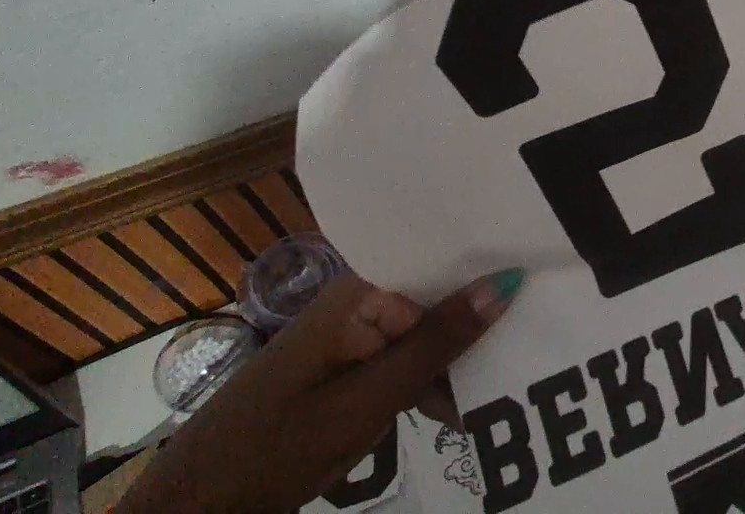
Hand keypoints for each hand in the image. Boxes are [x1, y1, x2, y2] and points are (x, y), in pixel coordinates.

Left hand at [117, 268, 522, 513]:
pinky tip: (474, 404)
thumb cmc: (276, 447)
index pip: (444, 255)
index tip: (551, 264)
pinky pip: (414, 358)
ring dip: (467, 355)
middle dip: (489, 313)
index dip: (495, 258)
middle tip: (552, 321)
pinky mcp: (356, 366)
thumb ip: (439, 342)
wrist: (193, 512)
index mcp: (362, 290)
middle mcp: (364, 300)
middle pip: (444, 293)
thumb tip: (509, 280)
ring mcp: (359, 334)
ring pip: (434, 330)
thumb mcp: (369, 399)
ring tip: (524, 367)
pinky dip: (440, 379)